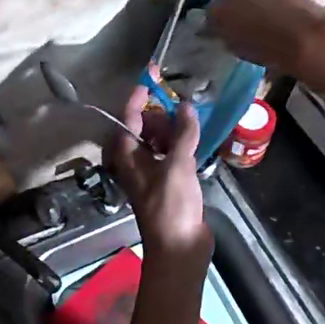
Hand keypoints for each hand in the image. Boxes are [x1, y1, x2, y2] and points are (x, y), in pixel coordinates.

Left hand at [109, 86, 211, 264]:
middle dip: (160, 114)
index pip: (129, 117)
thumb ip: (183, 133)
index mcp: (127, 156)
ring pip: (158, 142)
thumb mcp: (177, 165)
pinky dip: (181, 145)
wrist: (179, 246)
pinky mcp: (168, 184)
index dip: (139, 96)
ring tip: (192, 118)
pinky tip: (197, 139)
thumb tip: (187, 106)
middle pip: (143, 128)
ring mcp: (151, 173)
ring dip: (173, 129)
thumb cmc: (171, 205)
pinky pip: (171, 155)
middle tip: (181, 103)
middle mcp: (135, 162)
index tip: (152, 76)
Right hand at [206, 0, 324, 83]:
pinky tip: (279, 2)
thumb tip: (226, 29)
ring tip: (264, 8)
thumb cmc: (268, 51)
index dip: (220, 21)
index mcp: (217, 11)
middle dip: (233, 2)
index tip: (228, 28)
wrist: (303, 37)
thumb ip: (227, 34)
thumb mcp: (238, 48)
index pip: (211, 13)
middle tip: (245, 16)